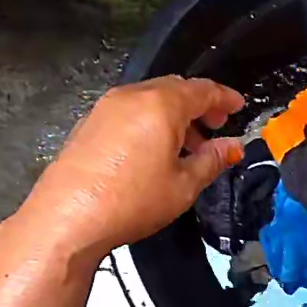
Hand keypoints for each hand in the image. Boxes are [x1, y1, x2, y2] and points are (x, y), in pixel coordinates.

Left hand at [6, 76, 244, 264]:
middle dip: (199, 105)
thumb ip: (212, 160)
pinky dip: (149, 122)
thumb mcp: (183, 186)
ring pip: (150, 99)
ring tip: (186, 146)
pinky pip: (129, 112)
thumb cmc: (131, 201)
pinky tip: (153, 151)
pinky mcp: (89, 123)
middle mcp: (132, 96)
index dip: (225, 97)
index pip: (203, 90)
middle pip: (175, 89)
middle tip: (215, 127)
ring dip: (173, 115)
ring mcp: (106, 107)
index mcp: (162, 105)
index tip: (238, 106)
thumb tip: (232, 147)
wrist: (67, 217)